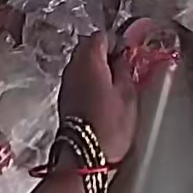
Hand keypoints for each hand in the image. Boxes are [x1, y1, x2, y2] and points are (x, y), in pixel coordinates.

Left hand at [58, 32, 139, 161]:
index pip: (100, 36)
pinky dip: (89, 77)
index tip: (128, 53)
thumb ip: (125, 69)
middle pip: (87, 46)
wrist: (85, 156)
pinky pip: (77, 76)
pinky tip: (101, 92)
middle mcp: (73, 66)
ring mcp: (66, 81)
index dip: (116, 41)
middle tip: (122, 65)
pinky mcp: (65, 96)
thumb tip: (122, 57)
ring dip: (96, 65)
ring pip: (81, 61)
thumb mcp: (127, 94)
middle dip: (104, 51)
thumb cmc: (110, 124)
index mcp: (90, 60)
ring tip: (114, 80)